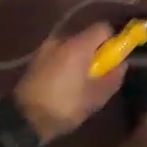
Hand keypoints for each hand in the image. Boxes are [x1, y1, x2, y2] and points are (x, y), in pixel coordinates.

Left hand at [12, 23, 126, 140]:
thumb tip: (122, 64)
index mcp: (78, 45)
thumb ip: (113, 77)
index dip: (114, 39)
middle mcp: (61, 40)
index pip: (103, 28)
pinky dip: (67, 62)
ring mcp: (45, 48)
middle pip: (87, 35)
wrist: (24, 119)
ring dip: (81, 56)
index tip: (117, 56)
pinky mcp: (36, 59)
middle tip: (101, 71)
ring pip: (72, 45)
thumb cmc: (64, 107)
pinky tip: (67, 82)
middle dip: (97, 50)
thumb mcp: (95, 97)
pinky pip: (59, 53)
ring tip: (83, 79)